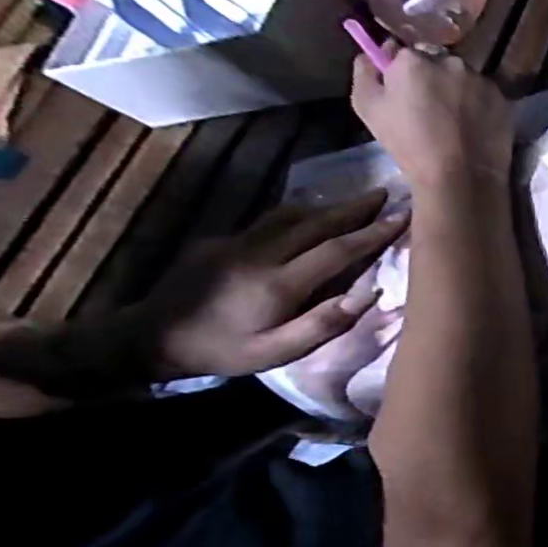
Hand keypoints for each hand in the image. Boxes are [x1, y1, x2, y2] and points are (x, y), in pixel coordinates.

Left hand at [135, 192, 408, 377]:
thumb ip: (322, 325)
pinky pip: (270, 222)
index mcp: (278, 283)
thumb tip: (369, 296)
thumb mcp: (276, 351)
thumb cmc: (222, 351)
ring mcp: (236, 244)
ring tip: (358, 200)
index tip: (402, 217)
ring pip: (291, 216)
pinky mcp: (221, 242)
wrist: (145, 339)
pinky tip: (314, 216)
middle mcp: (259, 254)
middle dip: (356, 208)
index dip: (373, 233)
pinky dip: (302, 214)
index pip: (337, 250)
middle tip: (387, 194)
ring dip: (330, 206)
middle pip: (317, 223)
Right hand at [350, 48, 511, 194]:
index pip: (404, 53)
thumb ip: (365, 72)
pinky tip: (475, 124)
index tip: (405, 88)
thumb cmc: (409, 143)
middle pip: (438, 62)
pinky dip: (480, 103)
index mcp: (413, 60)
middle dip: (433, 76)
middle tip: (433, 105)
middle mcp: (450, 62)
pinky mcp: (504, 100)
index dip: (403, 70)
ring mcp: (481, 81)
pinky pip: (486, 94)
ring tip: (456, 117)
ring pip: (464, 77)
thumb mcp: (367, 106)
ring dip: (459, 89)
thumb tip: (371, 55)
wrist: (462, 175)